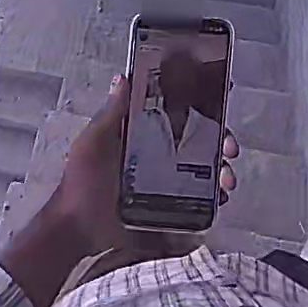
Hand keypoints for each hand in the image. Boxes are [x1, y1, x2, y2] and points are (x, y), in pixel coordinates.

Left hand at [1, 75, 238, 306]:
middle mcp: (157, 152)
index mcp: (141, 133)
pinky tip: (221, 198)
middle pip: (198, 139)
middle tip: (230, 149)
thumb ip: (112, 113)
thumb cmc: (82, 182)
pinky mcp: (169, 206)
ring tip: (227, 180)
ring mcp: (165, 180)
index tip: (221, 98)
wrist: (78, 230)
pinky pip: (199, 197)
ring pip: (204, 168)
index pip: (176, 111)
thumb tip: (124, 76)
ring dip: (221, 169)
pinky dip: (214, 196)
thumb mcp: (94, 142)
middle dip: (220, 140)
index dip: (200, 105)